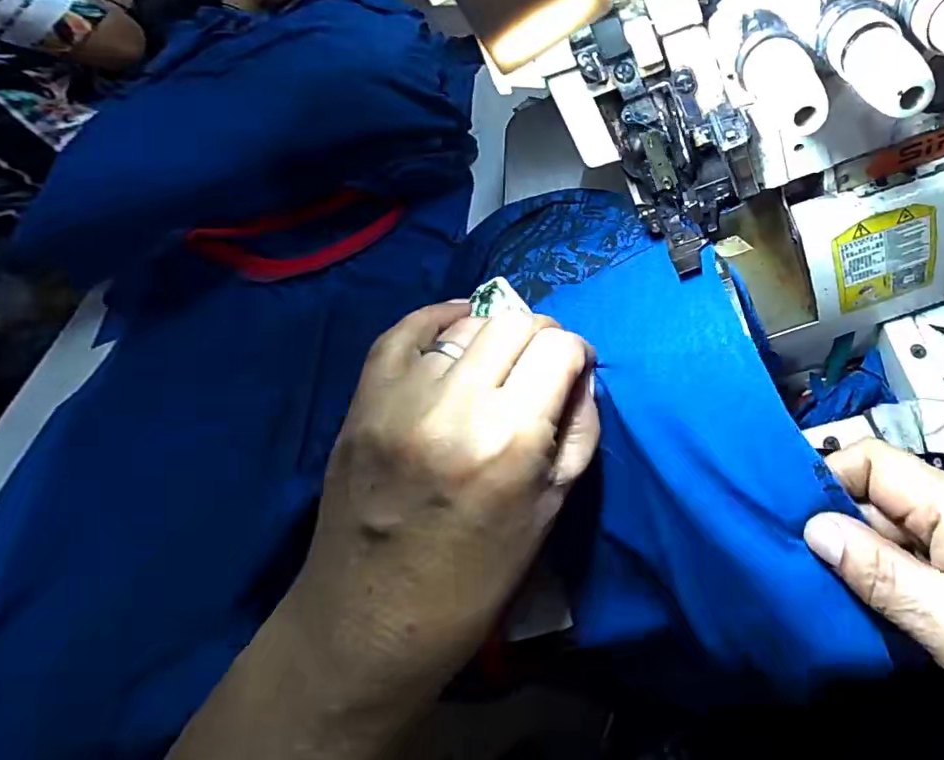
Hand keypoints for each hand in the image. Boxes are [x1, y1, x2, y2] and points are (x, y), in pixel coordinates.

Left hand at [170, 303, 598, 759]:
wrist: (367, 625)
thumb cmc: (474, 582)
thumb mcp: (548, 513)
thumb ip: (578, 432)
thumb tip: (581, 377)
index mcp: (510, 442)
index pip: (559, 349)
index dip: (577, 352)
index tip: (575, 369)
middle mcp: (455, 406)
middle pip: (514, 323)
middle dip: (541, 334)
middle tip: (542, 361)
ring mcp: (400, 398)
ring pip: (466, 324)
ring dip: (494, 333)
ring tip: (499, 358)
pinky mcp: (363, 400)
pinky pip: (404, 330)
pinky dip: (438, 319)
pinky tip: (457, 324)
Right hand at [803, 441, 943, 759]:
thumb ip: (882, 573)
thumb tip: (809, 526)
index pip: (872, 462)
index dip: (824, 476)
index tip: (778, 510)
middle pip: (874, 498)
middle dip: (829, 521)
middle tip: (780, 555)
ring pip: (884, 537)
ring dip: (848, 557)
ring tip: (802, 581)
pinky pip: (904, 570)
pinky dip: (873, 583)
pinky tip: (847, 604)